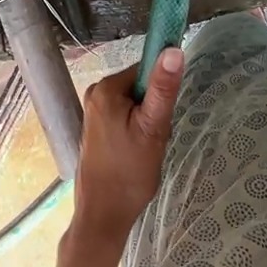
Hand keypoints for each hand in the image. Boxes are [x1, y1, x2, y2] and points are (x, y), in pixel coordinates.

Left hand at [69, 47, 185, 237]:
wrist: (103, 216)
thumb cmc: (129, 172)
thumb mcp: (153, 128)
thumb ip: (163, 88)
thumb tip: (173, 49)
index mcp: (105, 88)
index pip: (145, 71)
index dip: (159, 93)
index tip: (160, 118)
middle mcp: (95, 93)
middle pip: (139, 88)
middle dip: (152, 110)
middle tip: (154, 137)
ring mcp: (93, 112)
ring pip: (133, 104)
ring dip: (145, 122)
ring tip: (145, 148)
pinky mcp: (95, 128)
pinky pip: (124, 117)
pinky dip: (134, 131)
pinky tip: (135, 153)